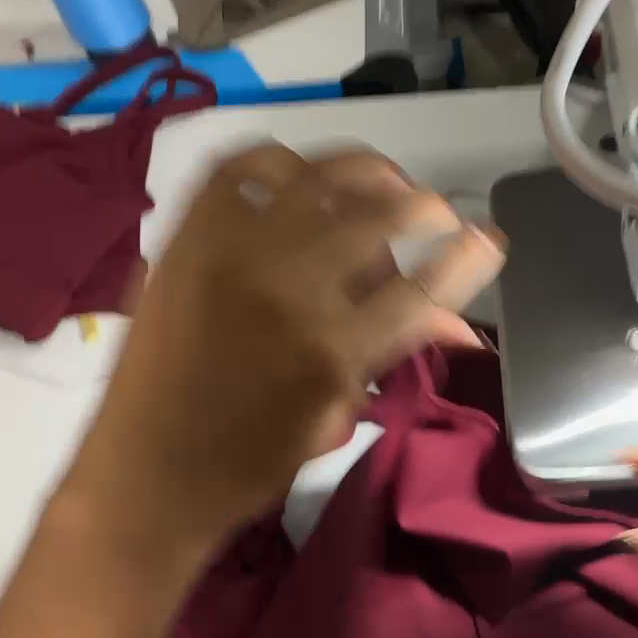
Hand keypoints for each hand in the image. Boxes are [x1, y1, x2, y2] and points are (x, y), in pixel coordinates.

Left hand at [59, 144, 504, 561]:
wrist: (149, 475)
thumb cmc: (253, 466)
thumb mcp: (337, 417)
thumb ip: (393, 357)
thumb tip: (458, 327)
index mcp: (335, 349)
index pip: (423, 286)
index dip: (468, 258)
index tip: (489, 240)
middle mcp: (291, 288)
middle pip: (380, 217)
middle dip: (427, 210)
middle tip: (440, 215)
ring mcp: (233, 253)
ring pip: (319, 178)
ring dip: (368, 174)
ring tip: (388, 184)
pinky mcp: (187, 239)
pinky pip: (240, 169)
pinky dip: (283, 163)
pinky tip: (305, 177)